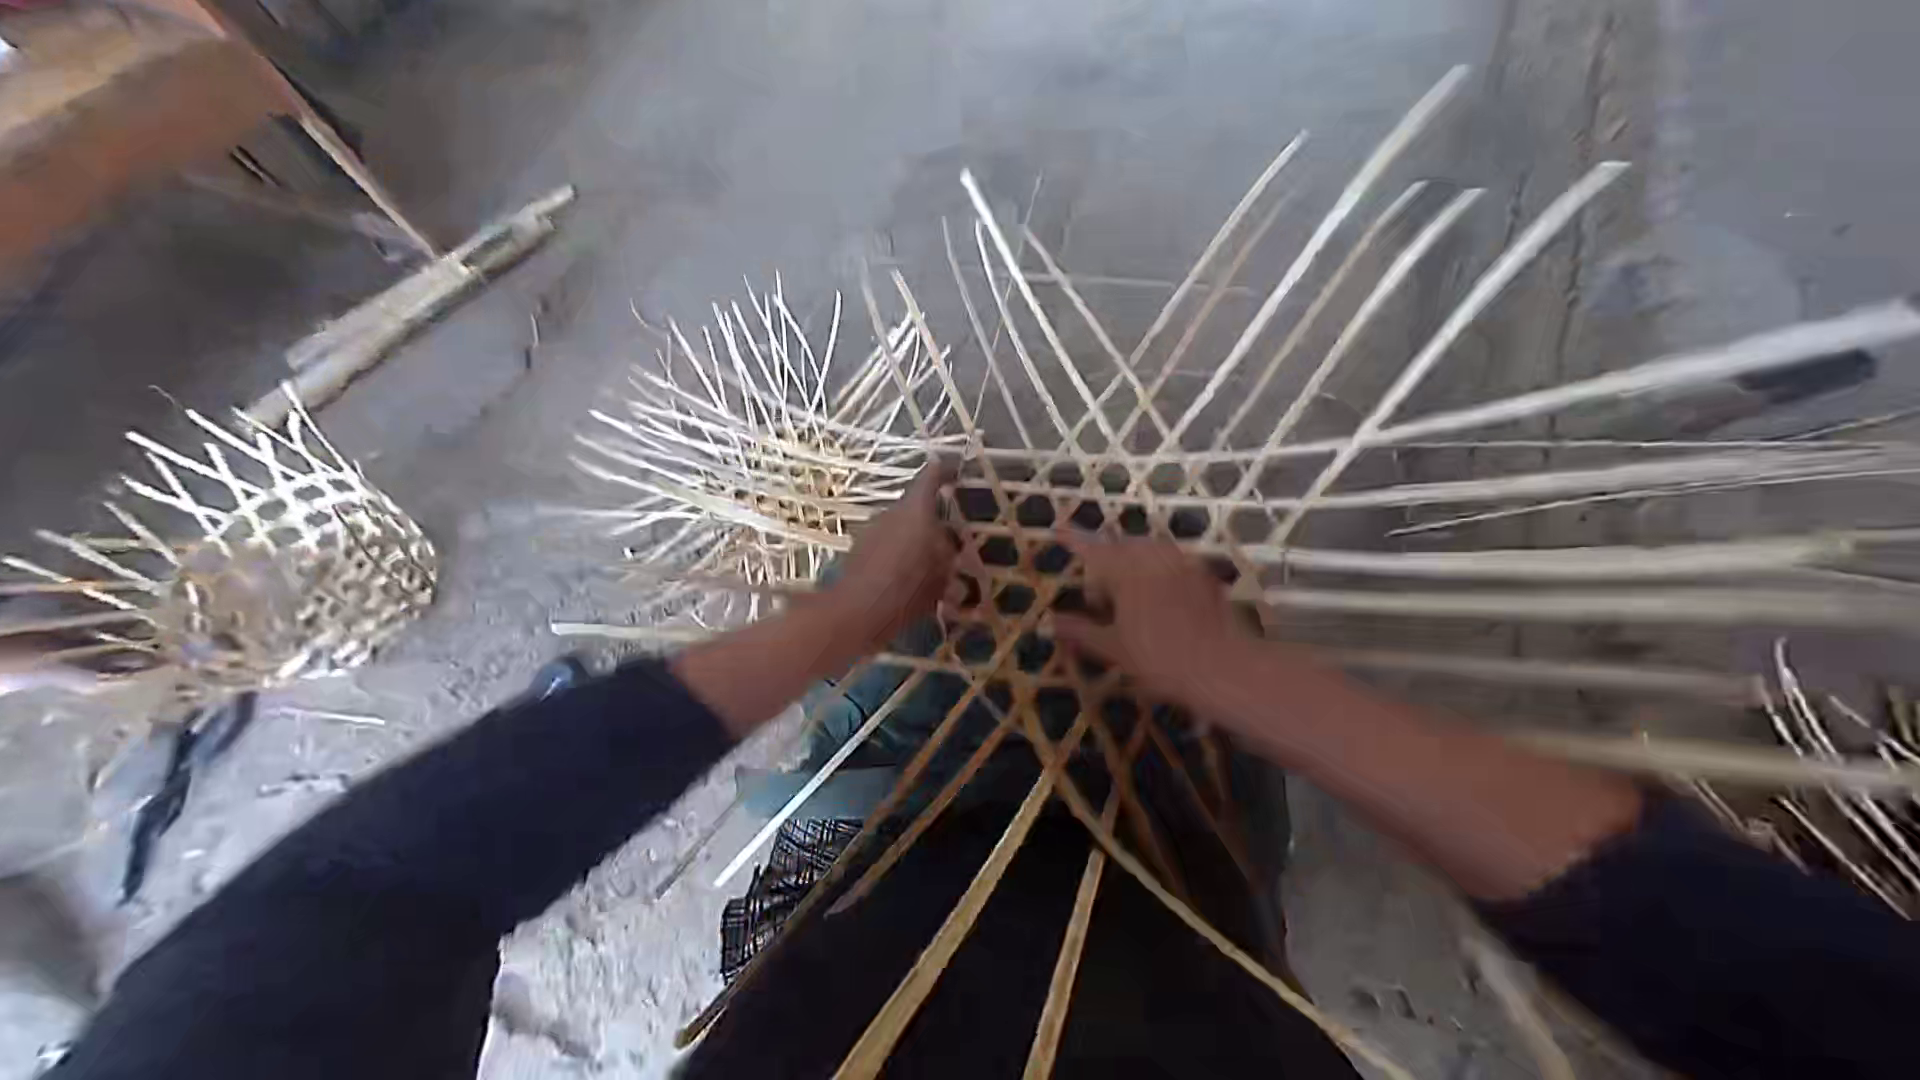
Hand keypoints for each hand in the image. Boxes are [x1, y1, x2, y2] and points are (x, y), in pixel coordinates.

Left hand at [817, 462, 957, 650]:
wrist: (857, 612)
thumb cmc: (907, 586)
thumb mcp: (941, 569)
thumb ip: (947, 552)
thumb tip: (948, 545)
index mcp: (914, 510)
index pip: (931, 477)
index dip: (946, 470)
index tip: (957, 469)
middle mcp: (890, 515)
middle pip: (919, 512)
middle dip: (937, 527)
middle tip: (955, 548)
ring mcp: (871, 535)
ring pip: (904, 534)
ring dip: (920, 549)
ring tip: (940, 579)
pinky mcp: (860, 556)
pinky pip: (890, 553)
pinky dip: (905, 565)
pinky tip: (919, 592)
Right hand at [1049, 536, 1254, 707]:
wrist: (1224, 668)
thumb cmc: (1159, 658)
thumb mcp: (1112, 648)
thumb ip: (1079, 631)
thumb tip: (1050, 623)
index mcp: (1124, 569)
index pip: (1091, 548)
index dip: (1073, 539)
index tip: (1057, 528)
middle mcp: (1152, 556)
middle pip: (1120, 549)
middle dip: (1106, 567)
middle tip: (1102, 604)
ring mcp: (1182, 562)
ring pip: (1147, 554)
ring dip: (1132, 568)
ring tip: (1130, 603)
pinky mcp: (1204, 574)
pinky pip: (1172, 564)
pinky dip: (1158, 575)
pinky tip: (1162, 605)